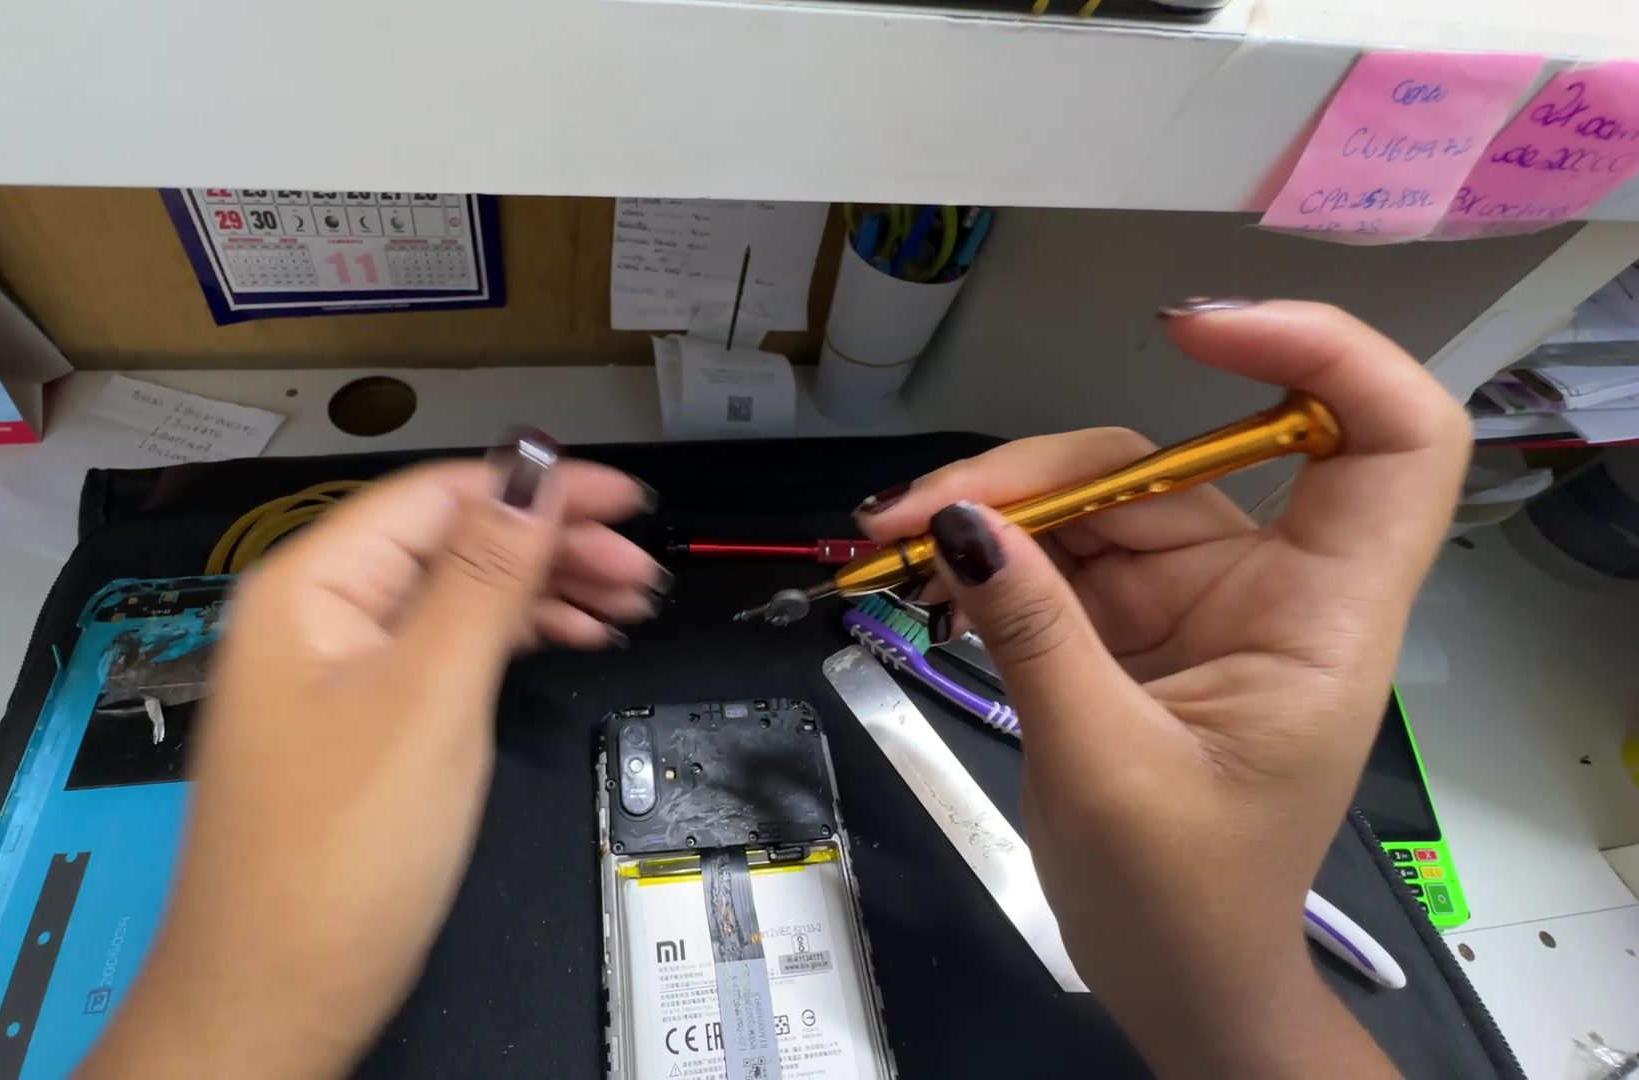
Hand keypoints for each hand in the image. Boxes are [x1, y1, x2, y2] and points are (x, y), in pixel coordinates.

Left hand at [78, 431, 664, 1079]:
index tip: (617, 498)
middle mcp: (328, 611)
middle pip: (461, 541)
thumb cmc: (336, 861)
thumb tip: (532, 482)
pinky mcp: (382, 704)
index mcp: (314, 587)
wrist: (283, 997)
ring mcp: (355, 660)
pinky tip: (575, 635)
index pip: (444, 497)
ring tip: (624, 600)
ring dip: (549, 589)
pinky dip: (523, 634)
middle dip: (554, 546)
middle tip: (635, 566)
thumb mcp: (431, 697)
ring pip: (469, 591)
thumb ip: (485, 578)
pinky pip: (463, 641)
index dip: (538, 489)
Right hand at [853, 300, 1469, 1077]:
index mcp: (1310, 616)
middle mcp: (1248, 586)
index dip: (1308, 355)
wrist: (1167, 971)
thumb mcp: (1100, 759)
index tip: (1182, 333)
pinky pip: (1039, 560)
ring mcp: (1172, 601)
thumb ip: (1034, 632)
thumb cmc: (1175, 894)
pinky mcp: (1112, 623)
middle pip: (1144, 470)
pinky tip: (923, 585)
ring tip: (887, 552)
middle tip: (903, 519)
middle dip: (1017, 479)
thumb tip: (961, 524)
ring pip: (1074, 509)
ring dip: (975, 520)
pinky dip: (976, 563)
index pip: (1375, 440)